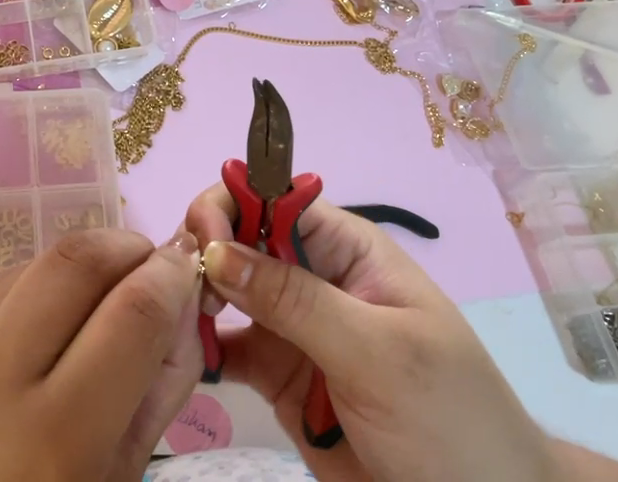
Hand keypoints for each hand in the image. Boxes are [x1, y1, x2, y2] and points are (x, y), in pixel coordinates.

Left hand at [0, 227, 203, 481]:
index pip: (133, 314)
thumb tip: (182, 294)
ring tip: (109, 290)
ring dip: (88, 261)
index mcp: (55, 434)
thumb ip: (163, 381)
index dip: (172, 278)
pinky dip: (48, 282)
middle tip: (151, 265)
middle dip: (128, 246)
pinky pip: (8, 280)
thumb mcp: (122, 470)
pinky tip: (59, 315)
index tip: (187, 268)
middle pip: (77, 261)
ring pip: (40, 261)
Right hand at [188, 187, 557, 481]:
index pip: (276, 198)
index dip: (232, 204)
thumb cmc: (447, 419)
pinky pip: (225, 346)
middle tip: (177, 290)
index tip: (200, 240)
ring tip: (171, 323)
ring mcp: (291, 326)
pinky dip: (198, 345)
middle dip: (204, 250)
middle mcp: (312, 277)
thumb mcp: (376, 352)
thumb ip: (294, 299)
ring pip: (225, 290)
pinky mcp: (275, 373)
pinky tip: (180, 355)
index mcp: (346, 250)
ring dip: (193, 296)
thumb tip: (215, 248)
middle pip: (241, 239)